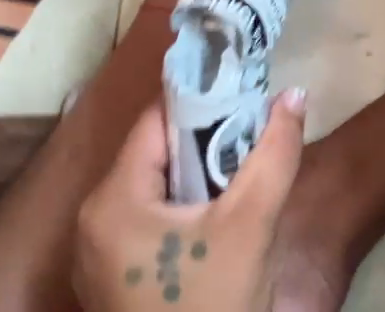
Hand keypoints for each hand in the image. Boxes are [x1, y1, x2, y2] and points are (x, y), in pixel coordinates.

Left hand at [75, 90, 306, 311]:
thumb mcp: (254, 222)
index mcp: (111, 202)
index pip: (158, 121)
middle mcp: (91, 223)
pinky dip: (185, 205)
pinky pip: (149, 219)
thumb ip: (275, 150)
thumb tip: (293, 94)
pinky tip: (221, 213)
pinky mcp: (112, 283)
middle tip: (251, 130)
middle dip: (206, 138)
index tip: (245, 93)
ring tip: (244, 165)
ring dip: (199, 172)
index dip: (204, 101)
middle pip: (156, 153)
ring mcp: (97, 258)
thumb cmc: (215, 305)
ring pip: (155, 186)